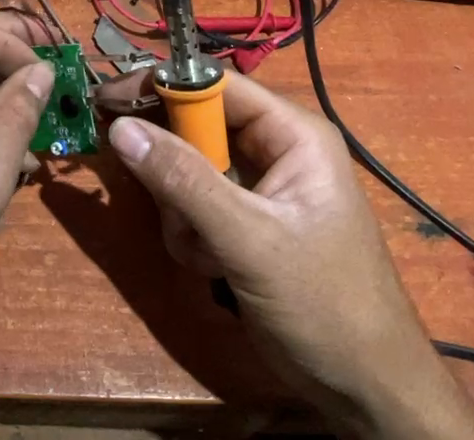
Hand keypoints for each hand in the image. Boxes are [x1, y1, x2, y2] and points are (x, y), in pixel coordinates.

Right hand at [100, 69, 473, 439]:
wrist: (366, 389)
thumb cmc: (324, 305)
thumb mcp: (249, 240)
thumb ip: (184, 181)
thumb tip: (120, 128)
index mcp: (293, 133)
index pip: (214, 83)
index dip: (159, 85)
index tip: (107, 101)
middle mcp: (275, 149)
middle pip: (195, 125)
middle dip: (172, 166)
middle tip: (157, 197)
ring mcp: (259, 187)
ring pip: (188, 167)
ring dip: (180, 209)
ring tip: (202, 251)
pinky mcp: (245, 221)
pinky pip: (194, 203)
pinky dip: (189, 232)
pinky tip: (211, 267)